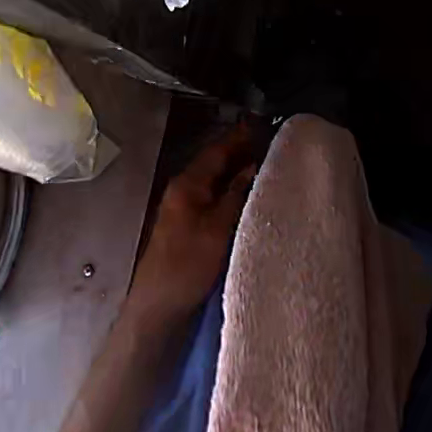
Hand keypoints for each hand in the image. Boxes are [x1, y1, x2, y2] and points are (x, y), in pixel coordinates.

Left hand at [125, 124, 256, 322]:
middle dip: (242, 151)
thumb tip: (254, 165)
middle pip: (216, 162)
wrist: (158, 307)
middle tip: (273, 143)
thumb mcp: (218, 227)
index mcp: (188, 183)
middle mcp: (184, 188)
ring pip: (216, 179)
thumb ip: (237, 193)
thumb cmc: (188, 264)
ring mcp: (185, 206)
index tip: (265, 124)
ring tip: (268, 164)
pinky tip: (249, 192)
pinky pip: (214, 195)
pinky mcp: (189, 223)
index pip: (217, 150)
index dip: (241, 136)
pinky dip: (232, 189)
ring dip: (238, 170)